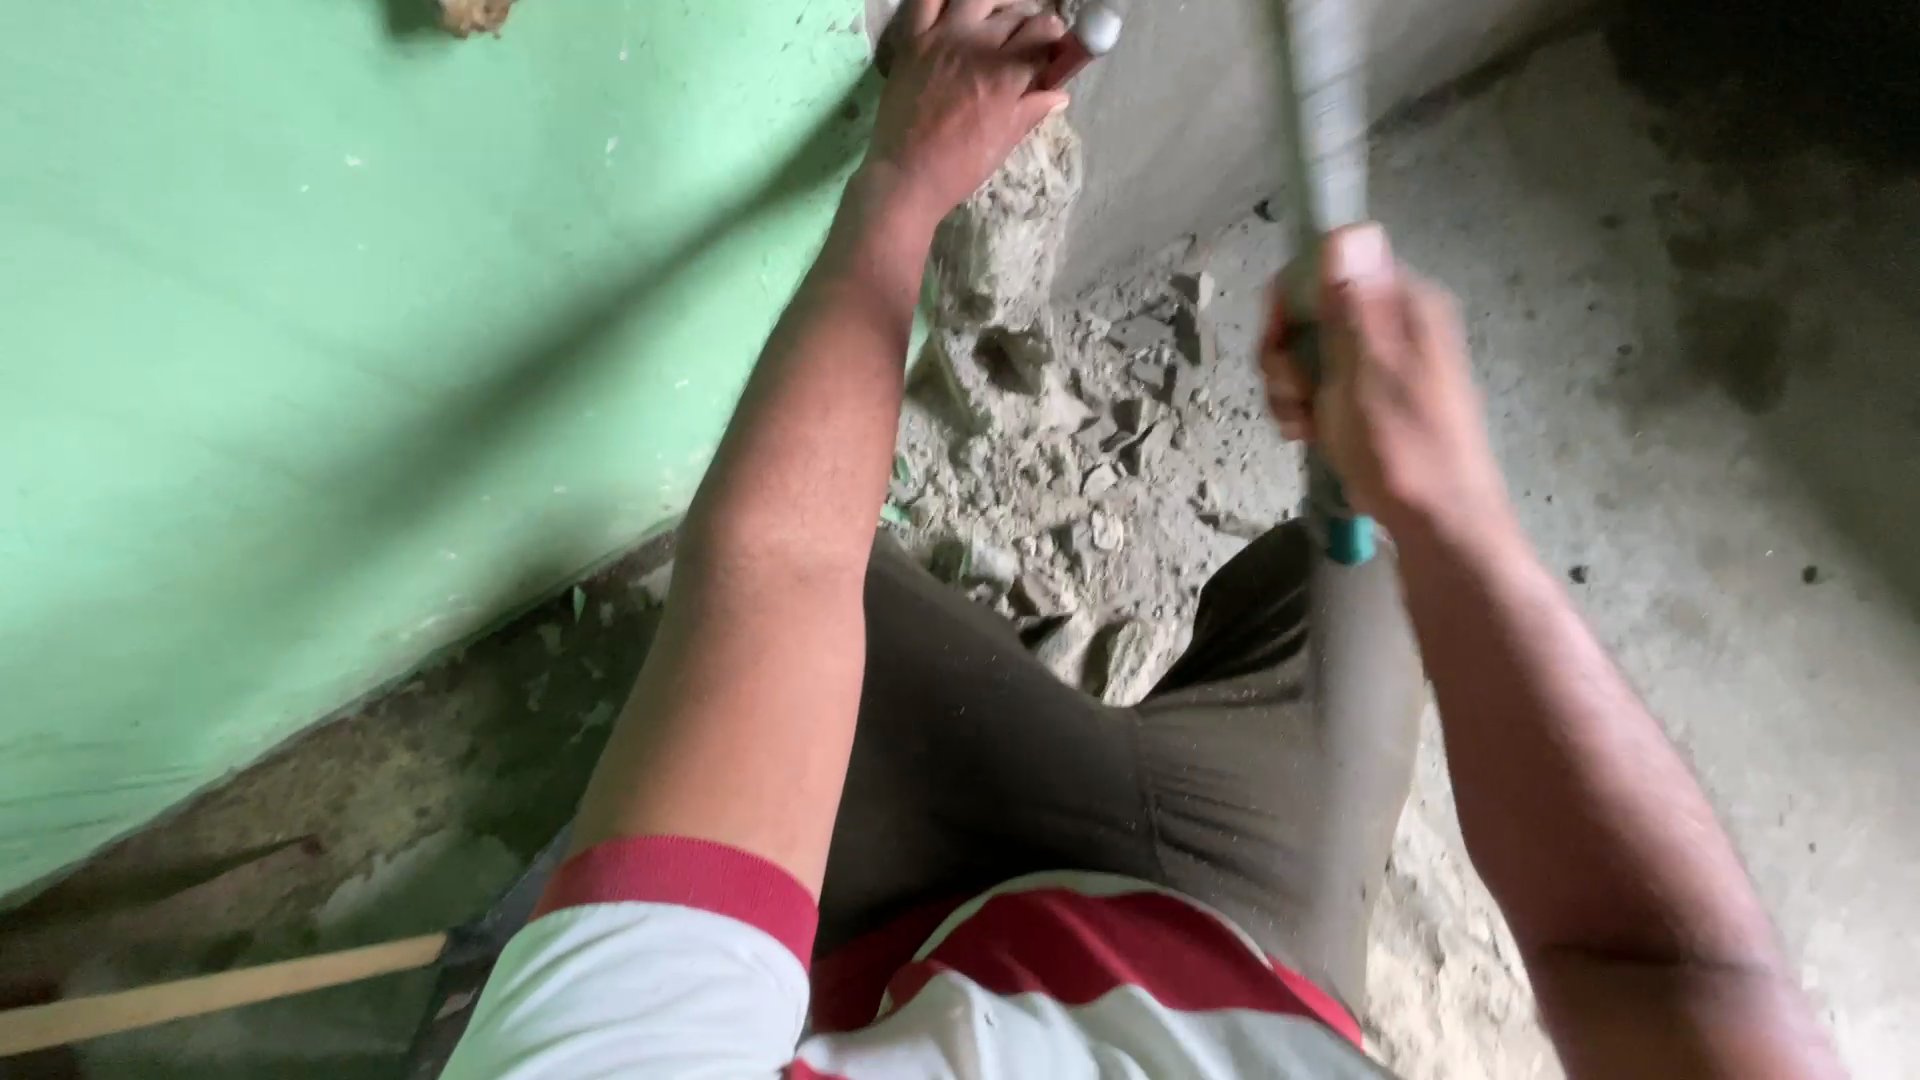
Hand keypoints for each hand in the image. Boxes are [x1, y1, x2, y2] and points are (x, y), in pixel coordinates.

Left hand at [868, 0, 1070, 223]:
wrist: (908, 175)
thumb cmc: (960, 167)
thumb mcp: (1004, 142)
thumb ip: (1032, 110)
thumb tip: (1060, 95)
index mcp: (1005, 75)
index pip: (1042, 35)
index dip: (1054, 37)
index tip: (1054, 47)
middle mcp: (978, 46)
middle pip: (1014, 14)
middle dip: (1028, 23)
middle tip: (1025, 39)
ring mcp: (944, 37)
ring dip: (996, 2)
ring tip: (995, 17)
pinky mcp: (914, 38)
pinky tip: (957, 7)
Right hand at [1261, 224, 1511, 536]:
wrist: (1431, 514)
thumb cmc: (1403, 446)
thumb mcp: (1373, 372)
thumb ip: (1357, 305)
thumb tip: (1345, 232)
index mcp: (1401, 305)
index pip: (1328, 264)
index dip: (1291, 297)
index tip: (1278, 339)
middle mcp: (1386, 322)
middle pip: (1305, 310)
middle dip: (1283, 354)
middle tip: (1292, 392)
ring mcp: (1370, 358)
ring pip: (1300, 350)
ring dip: (1286, 387)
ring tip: (1302, 422)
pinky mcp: (1356, 391)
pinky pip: (1308, 382)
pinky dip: (1297, 406)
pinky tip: (1307, 432)